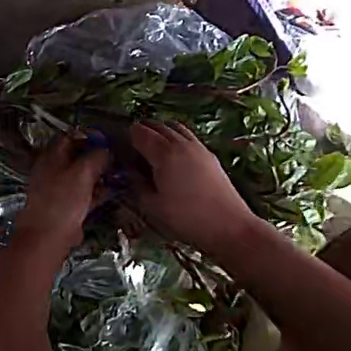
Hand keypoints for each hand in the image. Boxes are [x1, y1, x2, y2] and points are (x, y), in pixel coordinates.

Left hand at [13, 132, 109, 251]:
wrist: (48, 236)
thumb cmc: (63, 200)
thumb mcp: (83, 172)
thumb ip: (96, 157)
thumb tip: (106, 150)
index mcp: (52, 156)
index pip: (69, 136)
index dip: (88, 136)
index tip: (106, 140)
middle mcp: (52, 170)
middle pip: (76, 156)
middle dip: (96, 156)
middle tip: (114, 158)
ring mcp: (57, 189)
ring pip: (80, 176)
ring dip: (98, 174)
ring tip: (116, 174)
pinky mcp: (65, 206)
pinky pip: (82, 193)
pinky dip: (95, 191)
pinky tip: (110, 192)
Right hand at [128, 120, 266, 257]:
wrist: (229, 225)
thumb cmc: (186, 218)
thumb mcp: (153, 207)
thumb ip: (137, 185)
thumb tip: (130, 172)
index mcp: (164, 154)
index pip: (141, 133)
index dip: (128, 135)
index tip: (120, 142)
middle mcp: (181, 144)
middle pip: (159, 125)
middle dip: (144, 128)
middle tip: (133, 140)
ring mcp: (199, 148)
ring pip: (176, 127)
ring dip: (162, 129)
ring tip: (153, 143)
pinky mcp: (210, 156)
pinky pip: (188, 136)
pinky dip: (176, 137)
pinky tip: (174, 153)